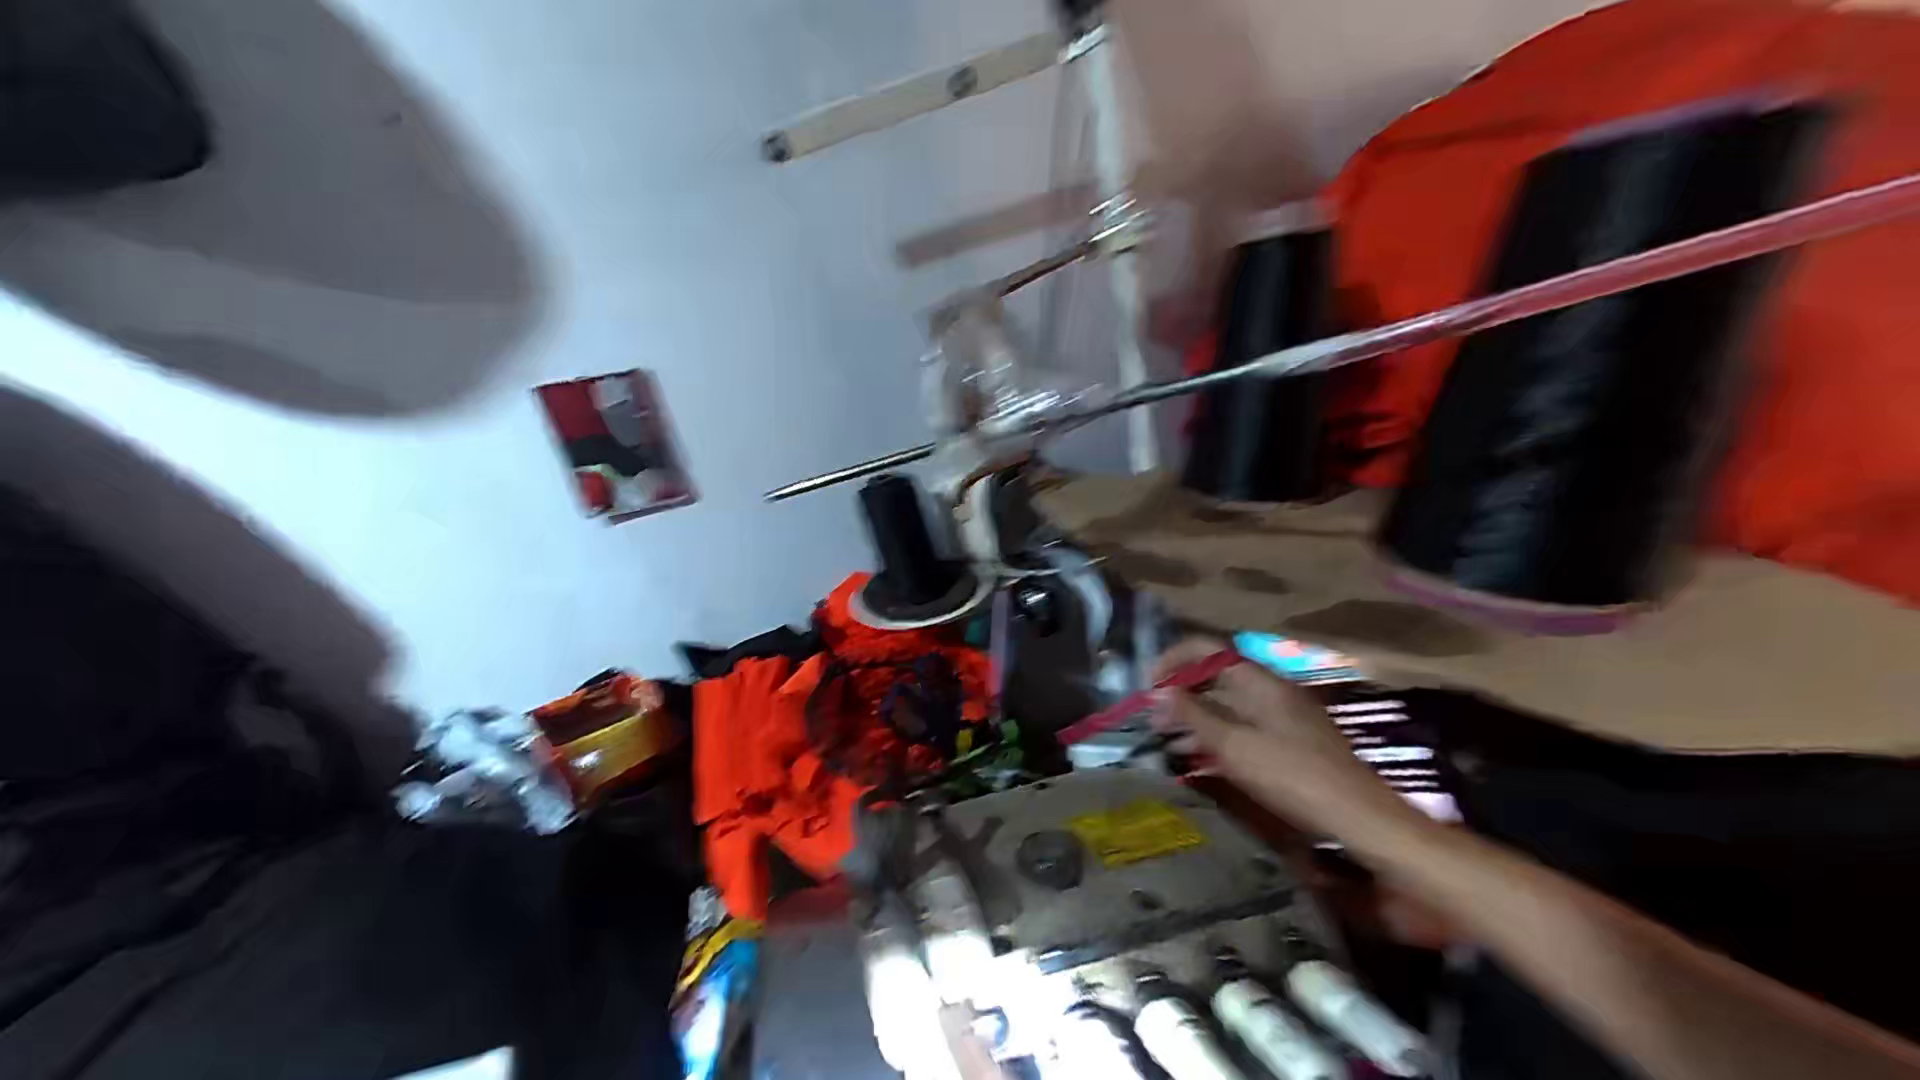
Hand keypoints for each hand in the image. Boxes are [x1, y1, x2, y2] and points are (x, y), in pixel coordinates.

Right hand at [1150, 638, 1419, 842]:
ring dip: (1196, 714)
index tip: (1148, 686)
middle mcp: (1271, 689)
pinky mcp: (1291, 740)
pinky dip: (1217, 733)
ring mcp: (1283, 715)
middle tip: (1154, 716)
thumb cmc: (1293, 777)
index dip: (1173, 660)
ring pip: (1228, 702)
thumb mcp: (1233, 746)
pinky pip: (1243, 724)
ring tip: (1167, 738)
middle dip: (1181, 689)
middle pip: (1216, 674)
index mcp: (1259, 681)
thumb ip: (1193, 715)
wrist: (1360, 819)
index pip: (1206, 649)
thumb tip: (1157, 691)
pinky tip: (1200, 757)